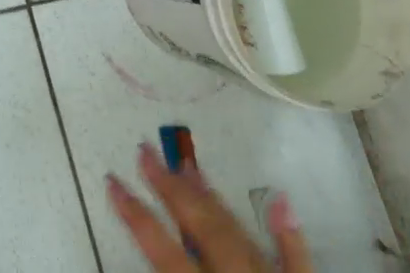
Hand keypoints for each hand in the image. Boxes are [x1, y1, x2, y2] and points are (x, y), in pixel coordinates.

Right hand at [107, 142, 311, 272]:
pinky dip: (289, 232)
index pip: (161, 246)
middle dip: (170, 186)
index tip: (112, 178)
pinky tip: (281, 201)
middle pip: (200, 225)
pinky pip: (298, 261)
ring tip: (188, 164)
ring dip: (212, 197)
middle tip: (145, 148)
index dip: (134, 211)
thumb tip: (142, 256)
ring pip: (239, 231)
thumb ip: (163, 269)